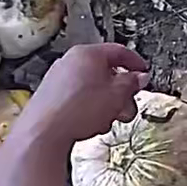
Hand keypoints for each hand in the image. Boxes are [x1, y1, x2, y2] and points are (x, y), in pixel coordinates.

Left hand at [6, 44, 149, 150]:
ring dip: (106, 100)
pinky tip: (93, 122)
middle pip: (105, 70)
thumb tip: (138, 78)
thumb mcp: (118, 95)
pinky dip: (89, 106)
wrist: (43, 134)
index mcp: (87, 54)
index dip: (136, 63)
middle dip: (121, 89)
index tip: (143, 73)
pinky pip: (77, 96)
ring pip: (92, 85)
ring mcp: (57, 78)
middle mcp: (70, 61)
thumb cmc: (78, 110)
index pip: (119, 51)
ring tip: (111, 117)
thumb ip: (132, 83)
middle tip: (129, 102)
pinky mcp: (50, 96)